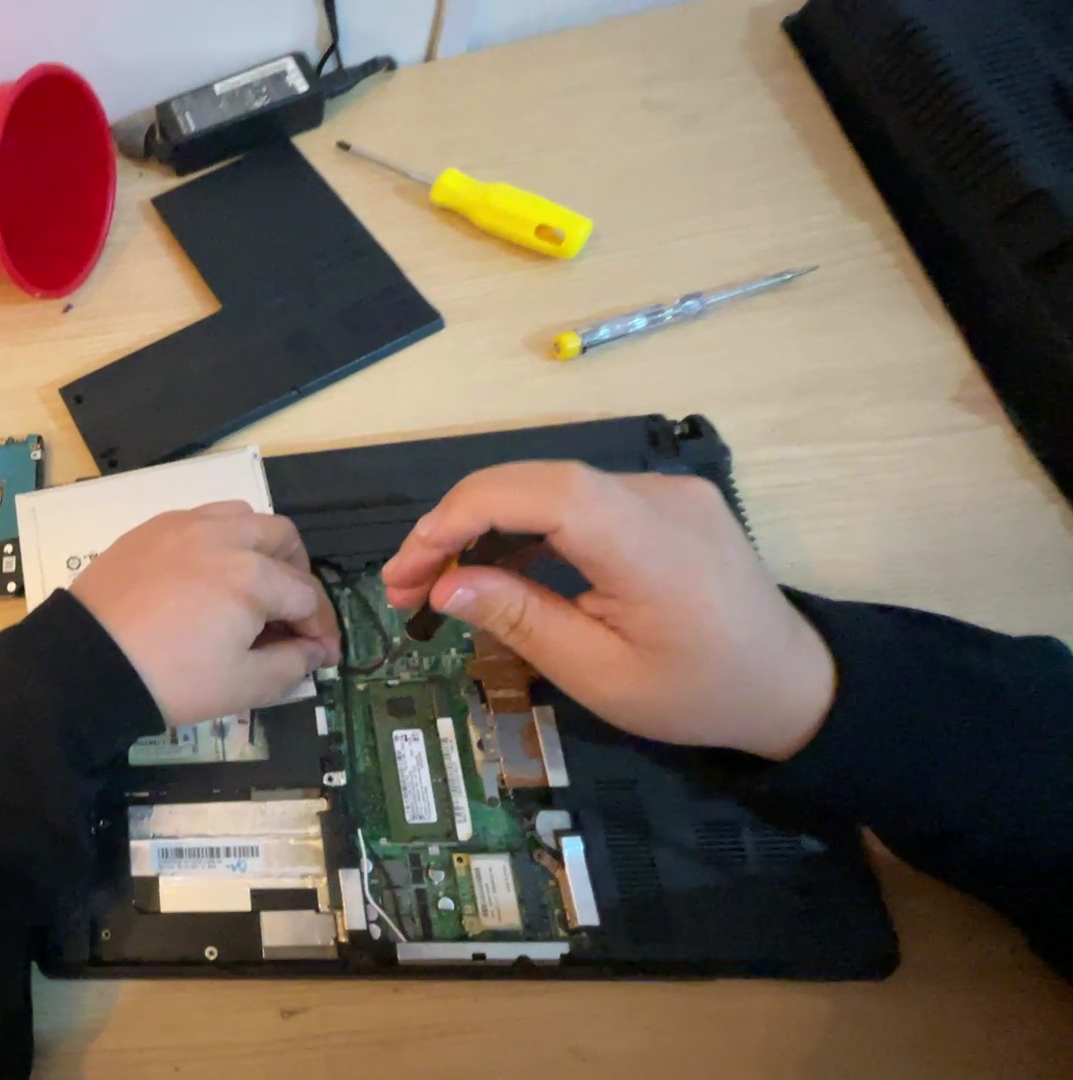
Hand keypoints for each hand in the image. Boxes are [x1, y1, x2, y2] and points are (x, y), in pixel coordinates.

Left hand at [70, 502, 341, 726]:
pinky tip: (206, 573)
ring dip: (261, 546)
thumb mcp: (242, 685)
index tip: (320, 655)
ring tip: (253, 583)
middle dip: (298, 575)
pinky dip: (218, 539)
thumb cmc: (171, 678)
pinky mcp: (150, 528)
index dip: (320, 629)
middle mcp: (224, 537)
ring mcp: (184, 526)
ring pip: (242, 517)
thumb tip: (312, 651)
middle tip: (292, 613)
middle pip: (283, 539)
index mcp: (254, 576)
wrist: (88, 663)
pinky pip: (200, 518)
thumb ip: (291, 666)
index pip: (307, 596)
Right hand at [380, 462, 834, 760]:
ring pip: (537, 489)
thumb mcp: (600, 675)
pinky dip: (511, 530)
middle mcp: (654, 496)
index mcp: (652, 545)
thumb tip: (441, 586)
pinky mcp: (648, 499)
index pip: (543, 494)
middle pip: (528, 483)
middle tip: (402, 582)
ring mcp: (654, 491)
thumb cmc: (697, 692)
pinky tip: (485, 568)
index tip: (412, 564)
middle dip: (451, 526)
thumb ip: (520, 620)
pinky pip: (561, 502)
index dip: (464, 514)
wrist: (794, 684)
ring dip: (473, 528)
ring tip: (431, 580)